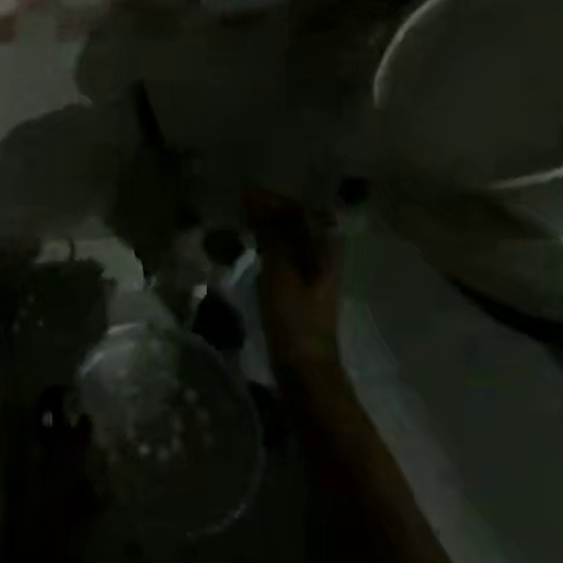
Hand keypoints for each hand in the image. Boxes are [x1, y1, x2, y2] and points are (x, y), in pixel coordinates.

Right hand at [245, 191, 341, 370]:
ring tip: (239, 222)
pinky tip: (250, 248)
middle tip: (237, 207)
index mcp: (324, 247)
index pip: (298, 209)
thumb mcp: (279, 272)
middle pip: (296, 222)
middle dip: (268, 211)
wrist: (305, 366)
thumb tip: (256, 203)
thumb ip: (271, 236)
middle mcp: (324, 254)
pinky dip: (267, 246)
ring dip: (267, 227)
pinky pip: (285, 254)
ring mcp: (314, 271)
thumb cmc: (293, 318)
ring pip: (290, 238)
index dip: (271, 199)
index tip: (243, 196)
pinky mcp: (302, 287)